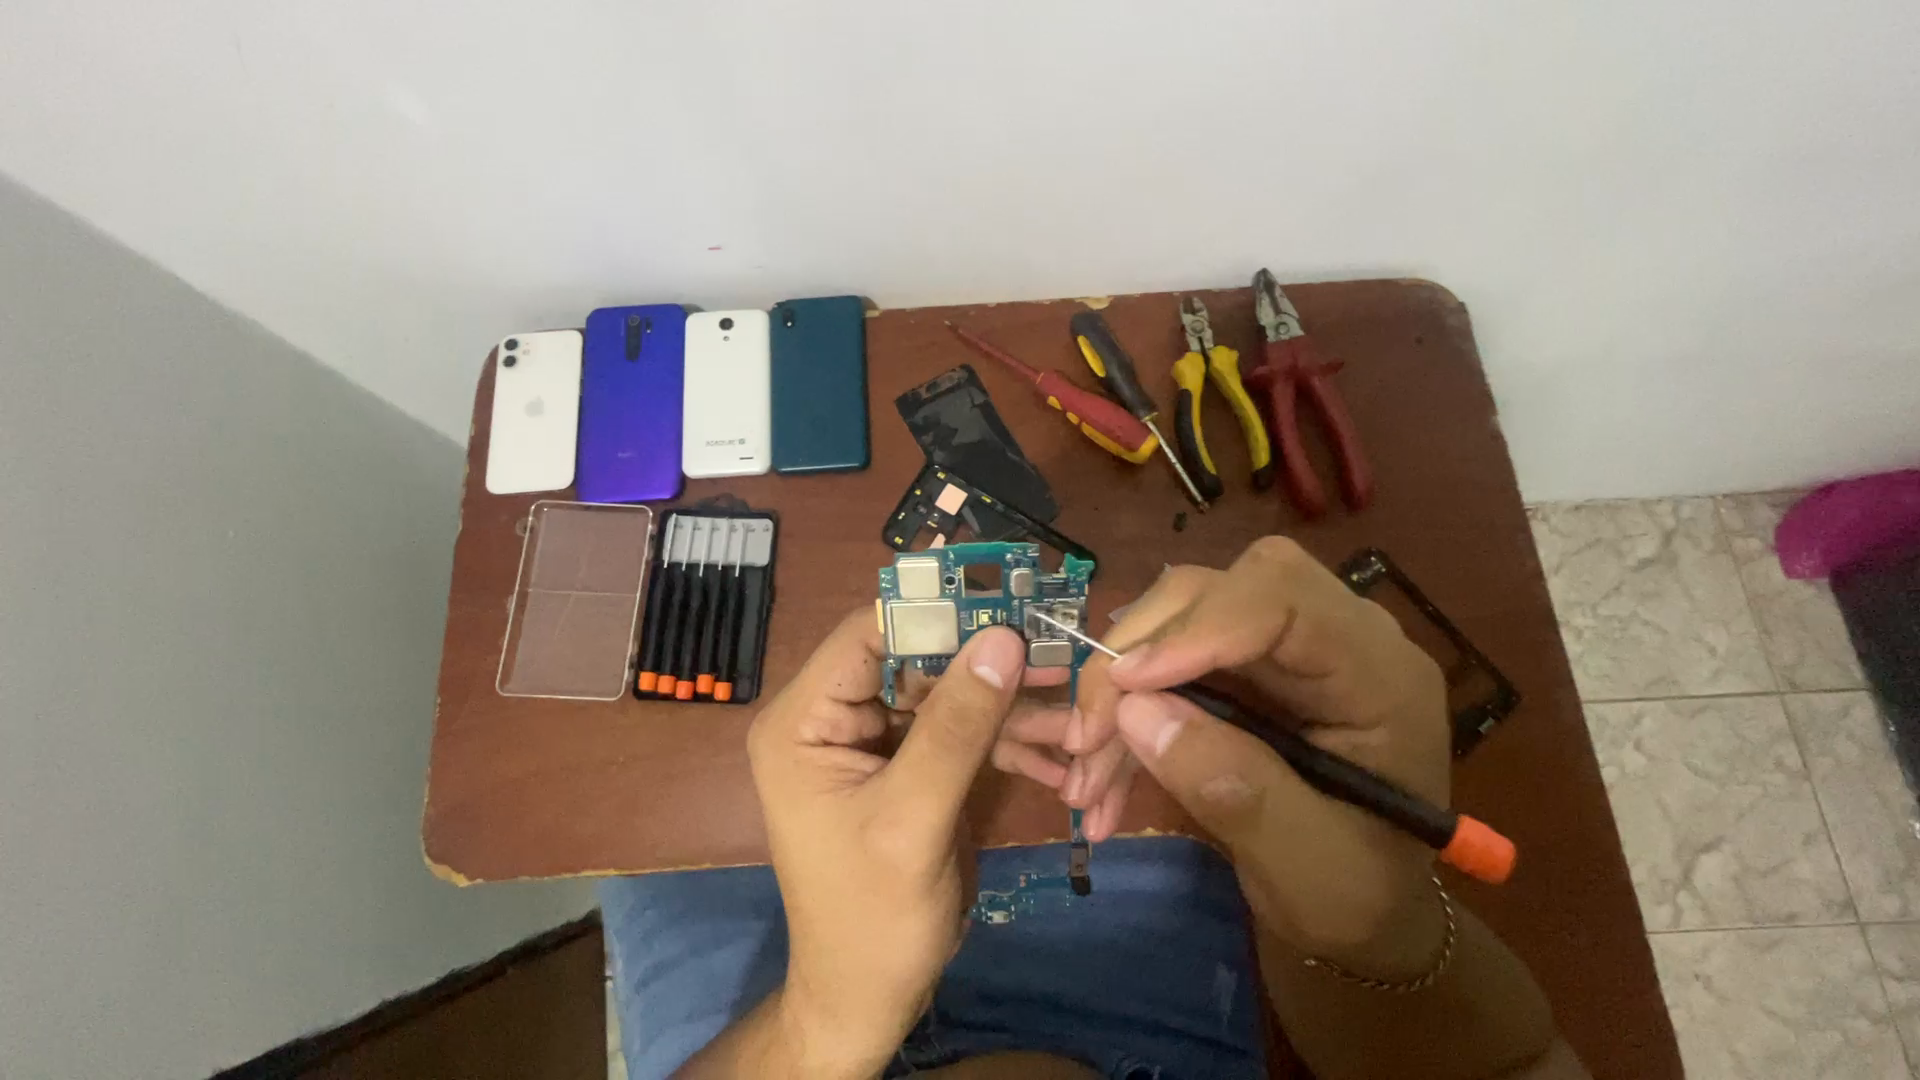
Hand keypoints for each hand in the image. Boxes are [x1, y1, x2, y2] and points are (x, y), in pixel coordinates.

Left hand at [745, 608, 1029, 1074]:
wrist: (871, 997)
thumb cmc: (869, 917)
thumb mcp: (910, 820)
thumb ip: (955, 727)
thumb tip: (1002, 637)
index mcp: (806, 719)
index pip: (870, 634)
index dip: (936, 610)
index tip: (1007, 597)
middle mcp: (838, 715)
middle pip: (919, 657)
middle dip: (988, 660)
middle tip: (1057, 650)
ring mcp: (880, 738)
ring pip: (951, 692)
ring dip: (1012, 703)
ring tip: (1075, 704)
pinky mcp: (915, 763)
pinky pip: (964, 730)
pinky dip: (1010, 738)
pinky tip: (1061, 750)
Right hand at [1042, 537, 1451, 976]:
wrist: (1364, 904)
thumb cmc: (1358, 894)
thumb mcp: (1309, 867)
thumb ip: (1235, 788)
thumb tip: (1137, 712)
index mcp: (1376, 675)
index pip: (1284, 601)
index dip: (1198, 628)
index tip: (1127, 685)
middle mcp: (1329, 637)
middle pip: (1215, 592)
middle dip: (1137, 653)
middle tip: (1087, 735)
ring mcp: (1280, 647)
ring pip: (1176, 618)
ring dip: (1117, 689)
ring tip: (1085, 775)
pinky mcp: (1241, 665)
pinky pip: (1164, 658)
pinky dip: (1123, 711)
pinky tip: (1100, 775)